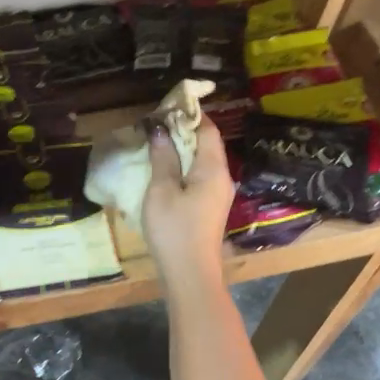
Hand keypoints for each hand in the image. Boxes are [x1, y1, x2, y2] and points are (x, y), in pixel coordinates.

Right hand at [142, 117, 232, 291]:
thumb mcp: (162, 190)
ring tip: (157, 143)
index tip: (167, 106)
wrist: (190, 274)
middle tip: (157, 123)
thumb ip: (163, 158)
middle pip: (206, 144)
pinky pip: (199, 177)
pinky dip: (183, 167)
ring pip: (202, 162)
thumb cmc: (174, 229)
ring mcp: (218, 194)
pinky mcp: (210, 208)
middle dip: (184, 130)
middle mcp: (222, 177)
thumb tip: (161, 128)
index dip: (190, 113)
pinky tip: (165, 170)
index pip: (207, 129)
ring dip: (182, 150)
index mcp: (213, 168)